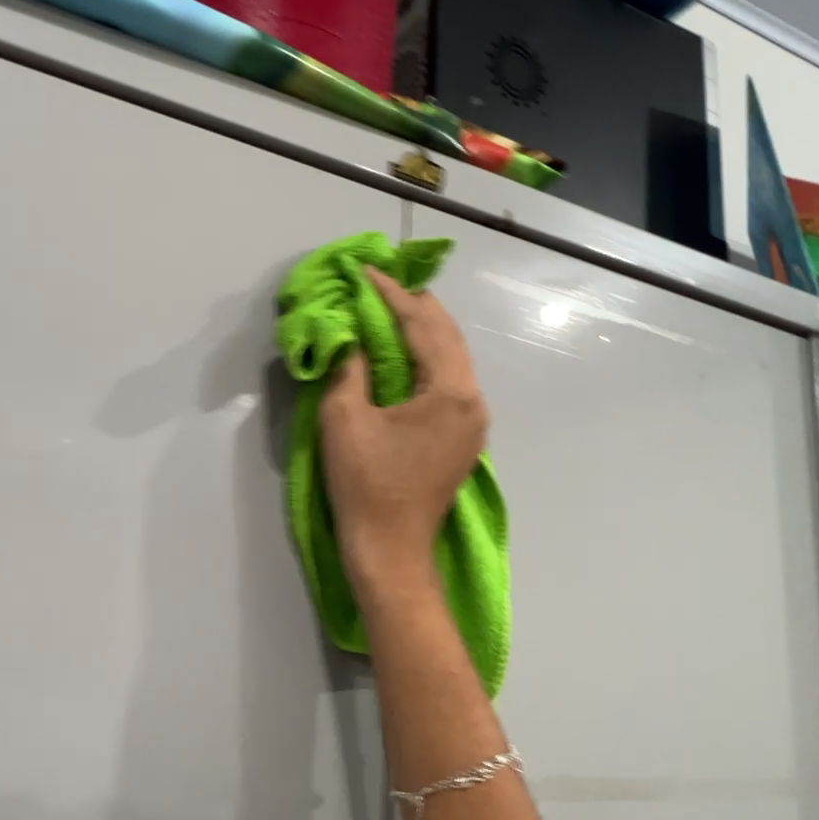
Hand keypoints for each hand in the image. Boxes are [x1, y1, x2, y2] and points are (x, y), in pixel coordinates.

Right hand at [321, 267, 489, 583]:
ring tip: (387, 310)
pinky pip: (448, 381)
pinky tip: (401, 354)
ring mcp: (473, 421)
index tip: (365, 270)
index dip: (390, 294)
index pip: (423, 324)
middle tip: (378, 284)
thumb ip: (351, 366)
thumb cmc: (365, 483)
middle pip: (447, 335)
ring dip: (421, 331)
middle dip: (413, 305)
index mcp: (450, 390)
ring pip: (451, 357)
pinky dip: (425, 358)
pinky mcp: (462, 437)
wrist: (389, 549)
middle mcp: (473, 399)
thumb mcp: (344, 417)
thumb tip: (352, 335)